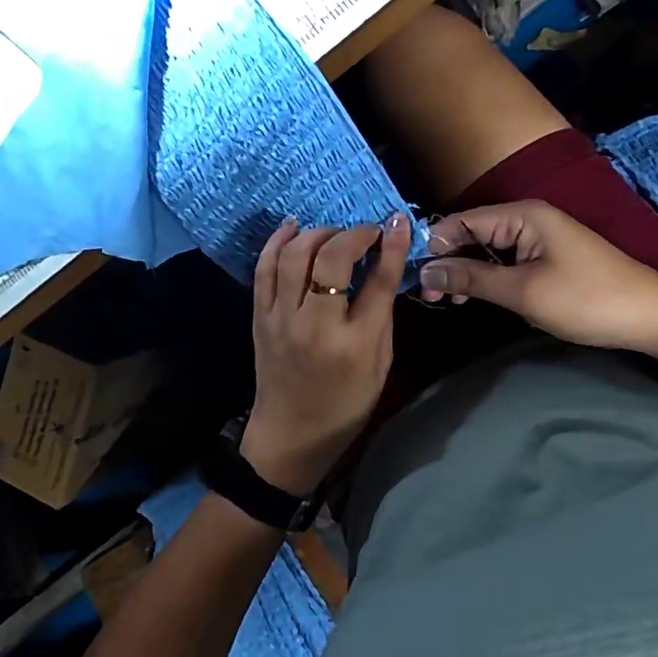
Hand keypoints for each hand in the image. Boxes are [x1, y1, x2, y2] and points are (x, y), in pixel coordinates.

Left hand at [243, 213, 409, 496]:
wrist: (291, 434)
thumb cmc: (346, 405)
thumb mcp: (380, 364)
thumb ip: (382, 314)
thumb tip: (383, 266)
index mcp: (354, 343)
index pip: (378, 281)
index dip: (391, 245)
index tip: (398, 221)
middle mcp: (315, 325)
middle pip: (331, 258)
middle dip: (353, 234)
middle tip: (367, 233)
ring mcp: (280, 318)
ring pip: (294, 254)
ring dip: (318, 233)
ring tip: (335, 233)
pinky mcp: (259, 317)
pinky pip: (264, 267)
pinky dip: (278, 240)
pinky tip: (294, 226)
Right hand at [419, 200, 657, 370]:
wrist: (649, 315)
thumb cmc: (585, 300)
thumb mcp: (523, 291)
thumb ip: (472, 277)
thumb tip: (427, 269)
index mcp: (522, 215)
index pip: (462, 220)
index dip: (434, 246)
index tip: (414, 278)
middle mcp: (529, 218)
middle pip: (473, 232)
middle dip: (448, 260)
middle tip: (431, 297)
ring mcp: (541, 238)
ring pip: (489, 249)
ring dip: (467, 271)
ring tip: (451, 300)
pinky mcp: (550, 258)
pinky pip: (508, 261)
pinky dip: (490, 277)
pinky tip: (479, 296)